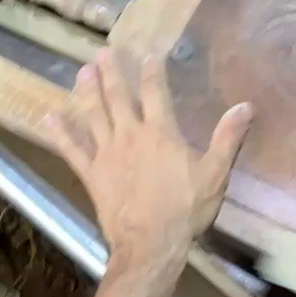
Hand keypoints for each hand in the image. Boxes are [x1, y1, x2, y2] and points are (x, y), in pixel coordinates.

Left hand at [43, 49, 253, 288]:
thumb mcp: (215, 174)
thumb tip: (246, 106)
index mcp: (161, 132)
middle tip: (101, 52)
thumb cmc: (186, 209)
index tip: (147, 53)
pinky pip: (72, 149)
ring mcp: (106, 154)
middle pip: (117, 97)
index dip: (152, 70)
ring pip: (93, 115)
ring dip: (87, 91)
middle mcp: (130, 135)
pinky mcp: (91, 174)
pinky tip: (49, 117)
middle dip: (110, 73)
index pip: (155, 92)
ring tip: (81, 72)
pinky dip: (60, 133)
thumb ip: (228, 137)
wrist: (151, 244)